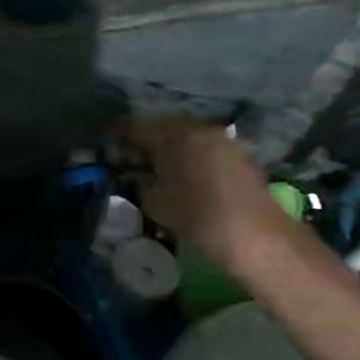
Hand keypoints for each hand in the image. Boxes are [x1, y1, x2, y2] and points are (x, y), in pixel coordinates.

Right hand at [124, 117, 286, 271]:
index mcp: (171, 134)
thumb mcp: (154, 203)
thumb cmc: (195, 215)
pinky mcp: (238, 153)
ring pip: (186, 137)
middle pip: (162, 128)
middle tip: (132, 160)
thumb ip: (141, 183)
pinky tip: (187, 175)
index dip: (117, 137)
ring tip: (159, 169)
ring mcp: (221, 137)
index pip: (134, 127)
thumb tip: (139, 177)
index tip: (107, 148)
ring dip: (171, 149)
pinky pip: (205, 148)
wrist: (252, 231)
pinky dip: (191, 157)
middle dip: (146, 142)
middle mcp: (196, 127)